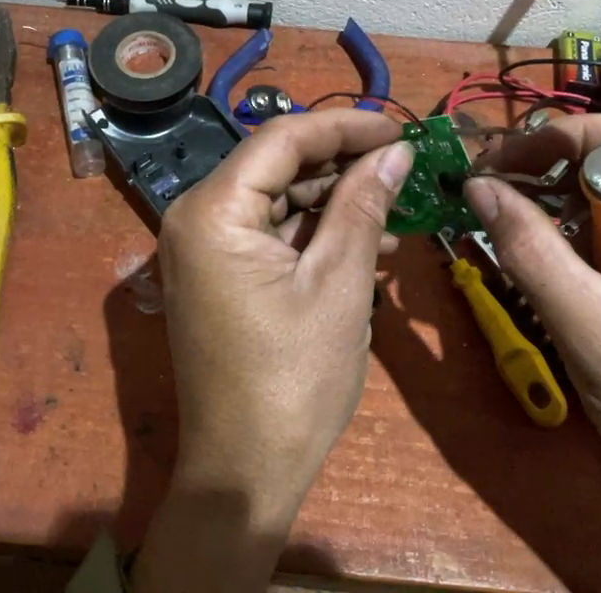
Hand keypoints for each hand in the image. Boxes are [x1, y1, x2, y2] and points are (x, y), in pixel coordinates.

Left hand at [132, 110, 412, 592]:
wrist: (243, 473)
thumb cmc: (293, 380)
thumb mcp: (339, 284)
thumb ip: (363, 205)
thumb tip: (396, 150)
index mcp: (212, 211)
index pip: (282, 138)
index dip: (345, 126)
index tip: (400, 127)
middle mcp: (196, 218)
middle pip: (276, 164)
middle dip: (342, 161)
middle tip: (403, 162)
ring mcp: (204, 248)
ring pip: (277, 197)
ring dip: (335, 197)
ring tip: (397, 202)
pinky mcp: (219, 274)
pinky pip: (270, 233)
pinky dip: (315, 231)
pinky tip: (367, 238)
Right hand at [467, 115, 600, 591]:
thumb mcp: (593, 333)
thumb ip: (532, 252)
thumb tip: (477, 186)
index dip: (569, 140)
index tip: (503, 162)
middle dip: (560, 176)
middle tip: (495, 193)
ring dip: (567, 208)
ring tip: (515, 228)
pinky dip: (586, 237)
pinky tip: (554, 259)